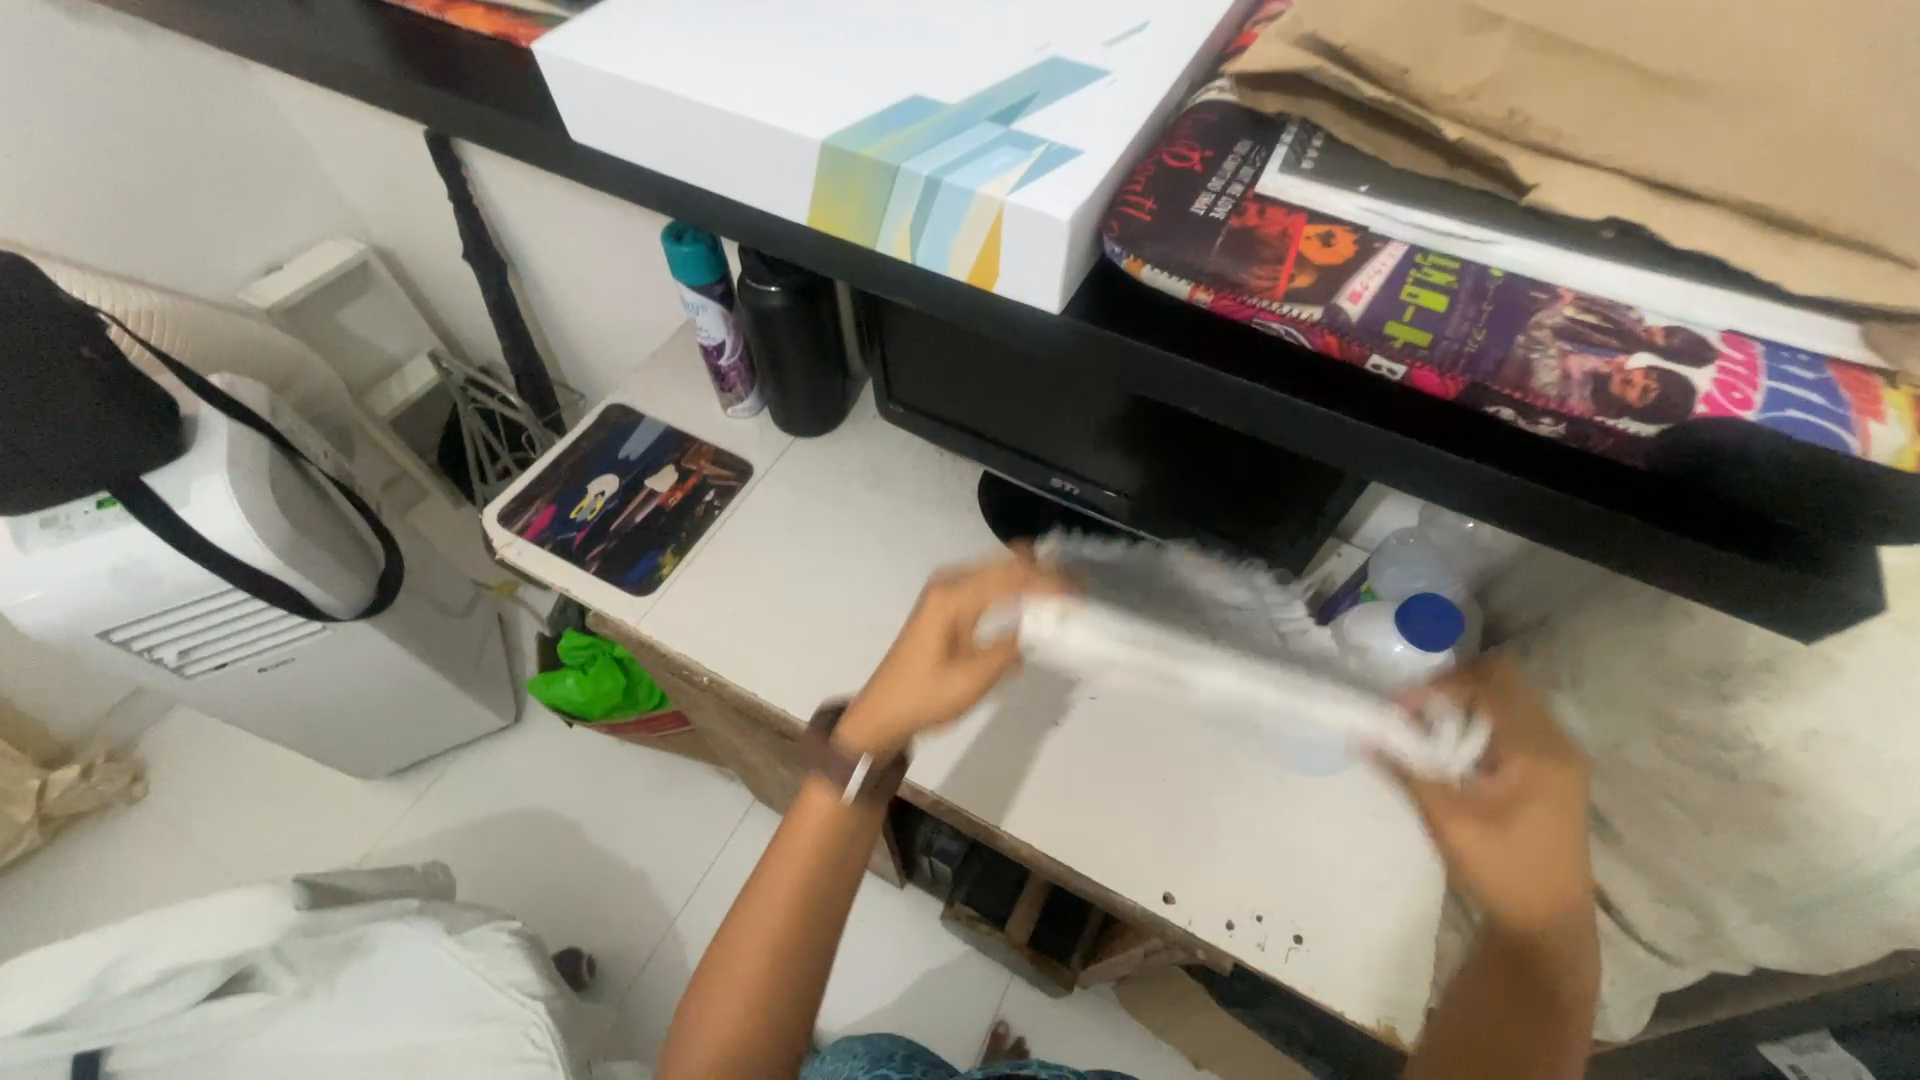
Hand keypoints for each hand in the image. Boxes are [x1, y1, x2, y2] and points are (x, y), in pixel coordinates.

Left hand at [836, 549, 1072, 756]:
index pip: (1011, 577)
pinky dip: (1015, 588)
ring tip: (1066, 594)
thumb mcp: (972, 680)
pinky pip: (989, 584)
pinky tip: (1036, 603)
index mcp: (952, 597)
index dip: (1049, 583)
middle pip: (1007, 564)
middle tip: (1081, 588)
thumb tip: (1042, 627)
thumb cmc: (924, 698)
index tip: (1080, 596)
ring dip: (1032, 578)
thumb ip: (1009, 649)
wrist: (883, 711)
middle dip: (1045, 572)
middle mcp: (950, 583)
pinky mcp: (948, 603)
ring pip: (1000, 570)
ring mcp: (947, 590)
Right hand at [1395, 655, 1593, 937]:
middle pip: (1504, 682)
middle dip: (1452, 688)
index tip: (1402, 710)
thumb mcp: (1446, 820)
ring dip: (1465, 705)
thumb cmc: (1501, 869)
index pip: (1491, 683)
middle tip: (1413, 711)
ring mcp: (1560, 757)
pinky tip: (1451, 749)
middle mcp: (1557, 743)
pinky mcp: (1554, 771)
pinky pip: (1514, 723)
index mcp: (1537, 750)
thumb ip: (1406, 770)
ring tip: (1426, 730)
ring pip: (1510, 699)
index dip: (1441, 685)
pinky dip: (1479, 723)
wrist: (1548, 923)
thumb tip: (1360, 734)